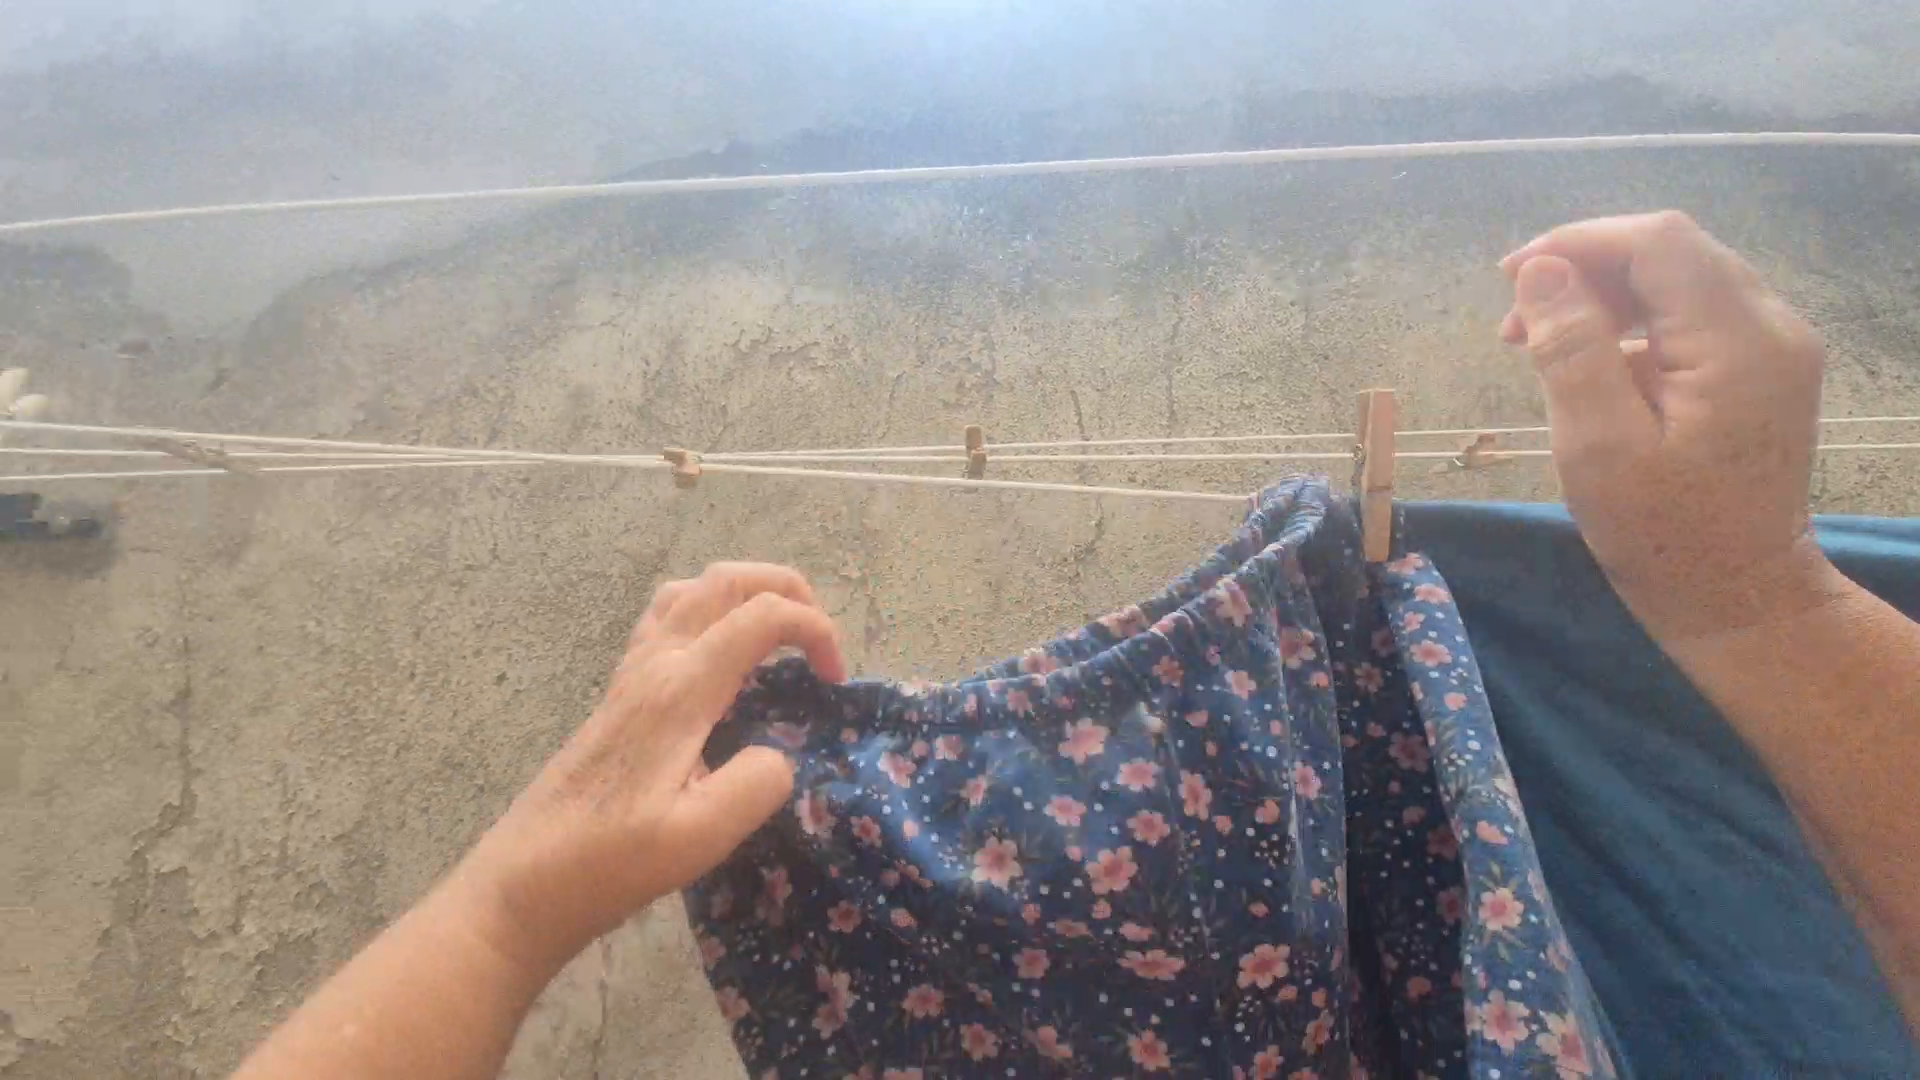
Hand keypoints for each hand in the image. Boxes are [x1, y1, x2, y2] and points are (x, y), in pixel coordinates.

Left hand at [451, 563, 846, 973]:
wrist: (522, 885)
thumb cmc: (610, 862)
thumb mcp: (699, 838)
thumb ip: (757, 784)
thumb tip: (778, 754)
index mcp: (681, 688)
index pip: (763, 616)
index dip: (816, 630)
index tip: (835, 680)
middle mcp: (656, 661)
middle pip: (728, 579)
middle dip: (789, 590)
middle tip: (818, 639)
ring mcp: (634, 669)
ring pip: (695, 587)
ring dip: (749, 592)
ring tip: (778, 632)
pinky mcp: (622, 687)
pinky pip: (670, 614)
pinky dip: (713, 610)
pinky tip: (723, 652)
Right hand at [1499, 211, 1847, 637]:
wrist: (1730, 588)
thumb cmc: (1655, 527)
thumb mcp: (1596, 442)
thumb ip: (1572, 350)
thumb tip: (1540, 272)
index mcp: (1737, 341)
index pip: (1659, 243)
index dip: (1577, 242)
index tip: (1505, 276)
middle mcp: (1768, 327)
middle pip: (1670, 255)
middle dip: (1581, 272)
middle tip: (1509, 329)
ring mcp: (1767, 348)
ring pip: (1675, 283)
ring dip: (1597, 299)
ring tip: (1533, 346)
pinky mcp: (1751, 370)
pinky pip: (1683, 319)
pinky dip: (1623, 326)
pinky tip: (1583, 365)